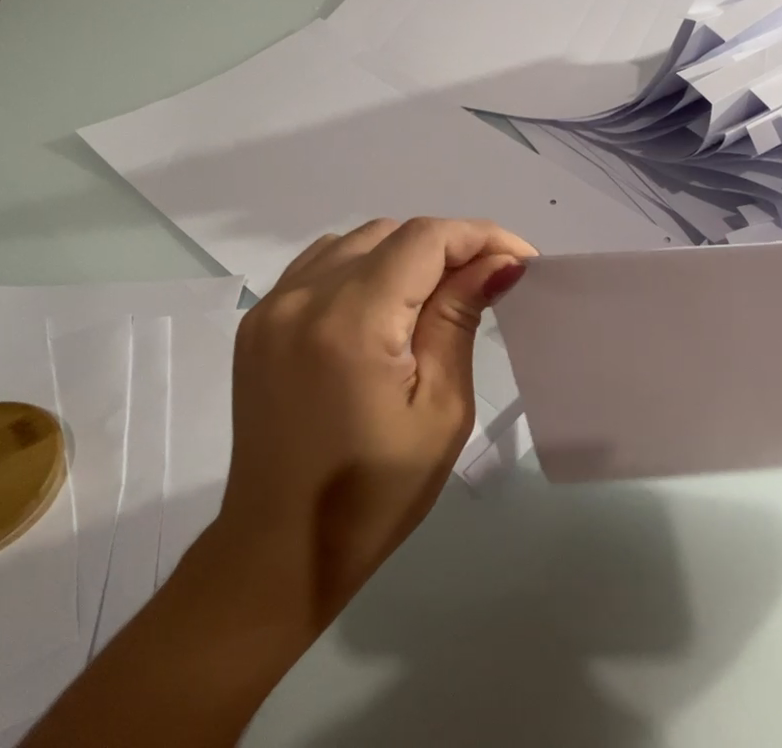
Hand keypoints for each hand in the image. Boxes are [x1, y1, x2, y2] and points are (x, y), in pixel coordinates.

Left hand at [214, 217, 535, 625]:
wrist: (280, 548)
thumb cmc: (376, 493)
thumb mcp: (441, 409)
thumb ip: (460, 321)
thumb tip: (499, 264)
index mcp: (350, 322)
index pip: (425, 240)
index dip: (481, 238)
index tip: (523, 263)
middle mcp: (301, 299)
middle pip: (390, 233)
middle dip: (449, 245)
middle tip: (491, 284)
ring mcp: (271, 309)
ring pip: (354, 243)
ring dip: (407, 253)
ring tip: (444, 293)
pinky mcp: (258, 326)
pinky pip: (319, 266)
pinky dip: (365, 267)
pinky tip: (389, 303)